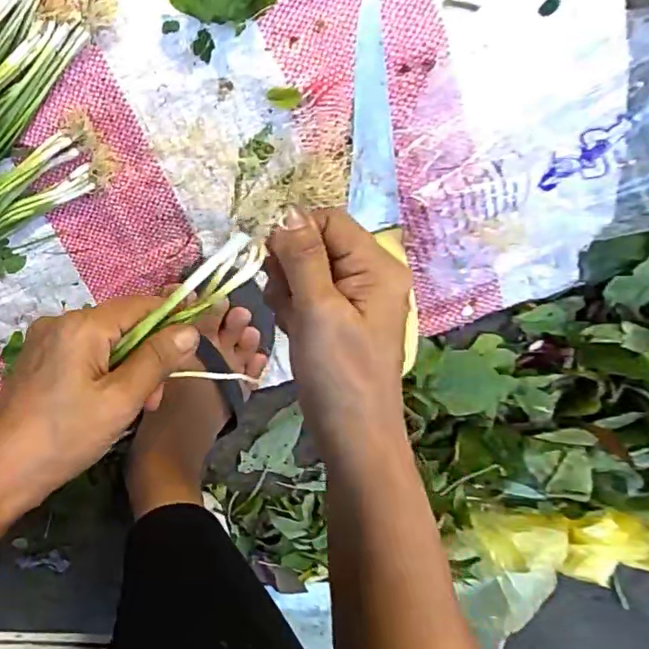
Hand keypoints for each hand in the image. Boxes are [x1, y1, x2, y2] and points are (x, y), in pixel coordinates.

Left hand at [0, 296, 199, 516]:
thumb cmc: (64, 437)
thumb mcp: (120, 401)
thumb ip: (156, 361)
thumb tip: (189, 330)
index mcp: (82, 325)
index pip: (141, 305)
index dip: (173, 320)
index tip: (194, 346)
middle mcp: (61, 322)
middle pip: (122, 326)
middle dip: (147, 357)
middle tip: (154, 400)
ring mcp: (46, 341)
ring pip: (104, 344)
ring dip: (127, 370)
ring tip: (131, 410)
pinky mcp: (38, 361)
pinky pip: (83, 355)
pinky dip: (103, 374)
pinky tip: (105, 406)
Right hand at [264, 208, 412, 433]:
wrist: (353, 436)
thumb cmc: (339, 374)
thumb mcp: (318, 310)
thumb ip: (303, 258)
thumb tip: (288, 211)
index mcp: (377, 266)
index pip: (329, 221)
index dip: (295, 234)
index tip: (270, 262)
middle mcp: (370, 275)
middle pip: (316, 243)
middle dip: (290, 267)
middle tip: (287, 301)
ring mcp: (355, 299)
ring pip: (305, 270)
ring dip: (287, 290)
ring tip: (292, 321)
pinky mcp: (339, 319)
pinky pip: (307, 295)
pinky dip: (293, 308)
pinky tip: (294, 330)